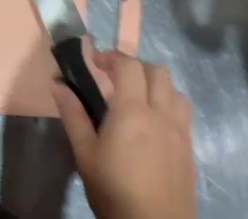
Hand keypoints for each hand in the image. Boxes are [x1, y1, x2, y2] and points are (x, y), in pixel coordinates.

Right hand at [55, 49, 196, 218]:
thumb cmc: (114, 191)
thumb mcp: (85, 154)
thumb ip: (73, 115)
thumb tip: (57, 83)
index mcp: (133, 111)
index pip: (129, 66)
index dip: (111, 56)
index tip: (94, 62)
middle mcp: (161, 115)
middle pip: (158, 71)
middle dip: (135, 66)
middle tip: (115, 78)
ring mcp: (180, 134)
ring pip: (175, 91)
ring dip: (157, 85)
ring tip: (137, 98)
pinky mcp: (190, 152)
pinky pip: (183, 114)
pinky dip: (168, 105)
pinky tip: (153, 125)